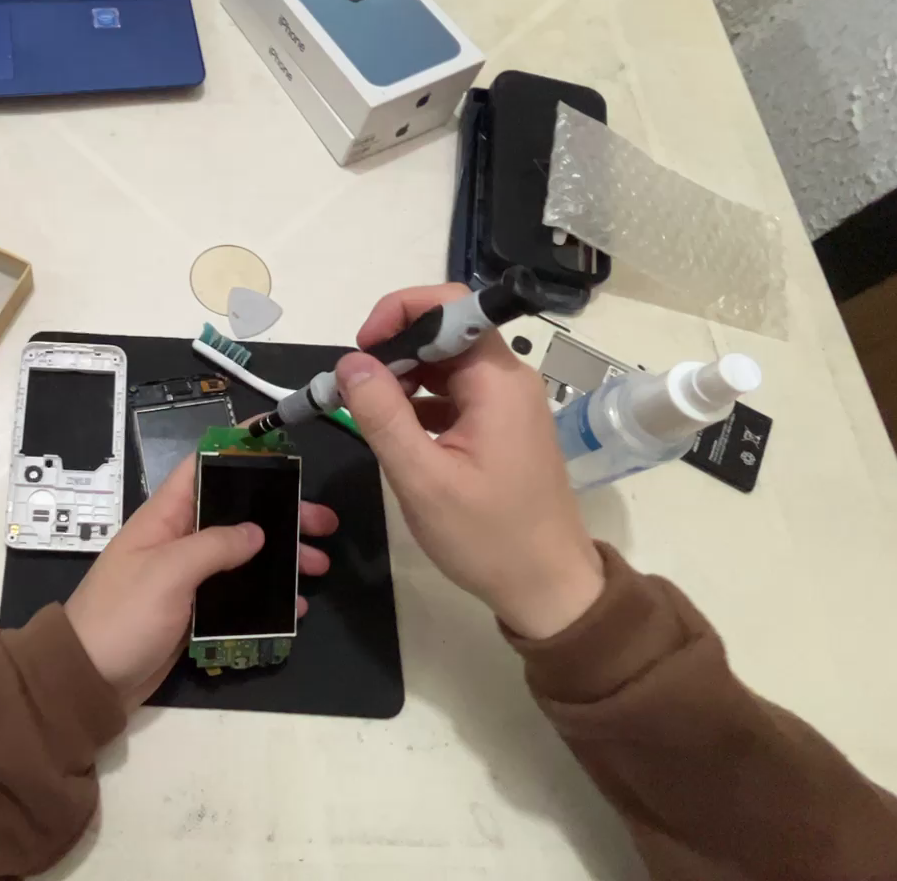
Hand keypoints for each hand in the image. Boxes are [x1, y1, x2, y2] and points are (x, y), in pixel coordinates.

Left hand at [64, 455, 338, 707]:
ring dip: (282, 557)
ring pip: (244, 554)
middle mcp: (179, 539)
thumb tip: (257, 531)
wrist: (90, 678)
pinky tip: (296, 607)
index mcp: (165, 516)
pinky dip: (268, 596)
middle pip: (236, 513)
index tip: (281, 448)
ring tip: (321, 566)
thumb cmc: (124, 615)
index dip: (238, 453)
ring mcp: (188, 576)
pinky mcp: (196, 610)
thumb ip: (214, 546)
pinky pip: (239, 594)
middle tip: (324, 523)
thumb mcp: (168, 572)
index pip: (202, 468)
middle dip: (280, 514)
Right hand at [341, 283, 602, 638]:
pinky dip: (416, 399)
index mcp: (496, 382)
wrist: (547, 589)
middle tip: (353, 387)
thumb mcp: (421, 478)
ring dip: (401, 375)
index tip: (362, 349)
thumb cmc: (487, 537)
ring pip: (444, 362)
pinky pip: (451, 391)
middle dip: (392, 348)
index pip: (450, 306)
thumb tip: (349, 362)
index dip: (400, 311)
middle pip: (444, 332)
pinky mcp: (497, 424)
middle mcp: (506, 380)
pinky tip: (393, 429)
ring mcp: (504, 402)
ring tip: (366, 410)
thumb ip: (381, 414)